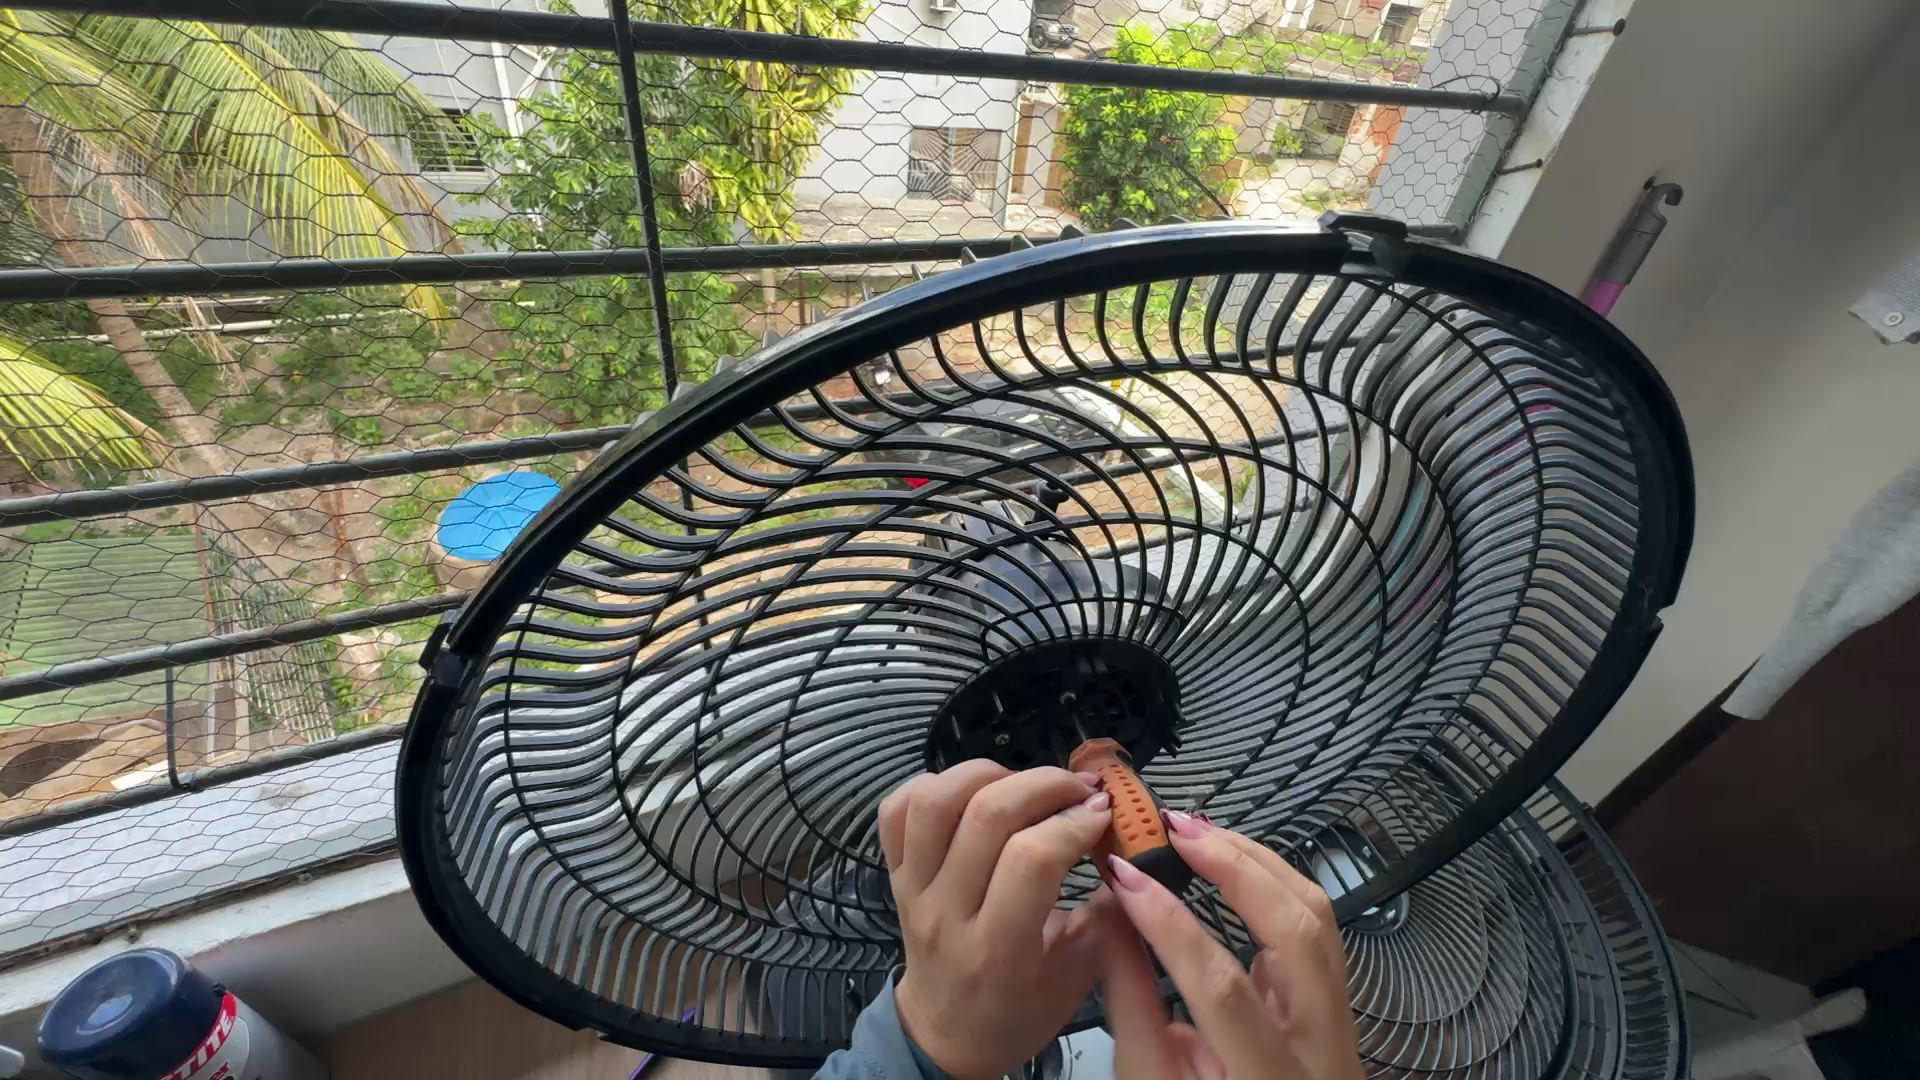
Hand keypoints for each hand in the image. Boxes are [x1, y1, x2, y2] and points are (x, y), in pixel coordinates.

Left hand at [878, 759, 1115, 1079]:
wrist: (945, 1035)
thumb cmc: (1018, 1009)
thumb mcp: (1079, 975)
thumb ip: (1109, 916)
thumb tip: (1131, 849)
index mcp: (998, 949)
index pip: (1032, 859)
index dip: (1074, 821)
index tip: (1102, 811)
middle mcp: (947, 911)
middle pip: (987, 815)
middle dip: (1044, 784)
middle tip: (1076, 787)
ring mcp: (912, 886)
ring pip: (936, 800)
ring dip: (987, 773)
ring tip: (1021, 783)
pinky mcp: (893, 870)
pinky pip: (896, 808)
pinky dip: (933, 783)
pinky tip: (971, 793)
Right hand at [1099, 810, 1364, 1079]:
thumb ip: (1131, 1001)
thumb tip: (1113, 914)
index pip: (1225, 987)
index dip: (1169, 923)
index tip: (1123, 873)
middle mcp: (1325, 1046)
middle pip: (1297, 932)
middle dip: (1233, 866)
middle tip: (1174, 829)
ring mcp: (1341, 1017)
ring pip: (1316, 914)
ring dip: (1254, 858)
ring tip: (1197, 830)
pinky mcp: (1335, 992)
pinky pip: (1313, 918)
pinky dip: (1269, 874)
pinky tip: (1227, 856)